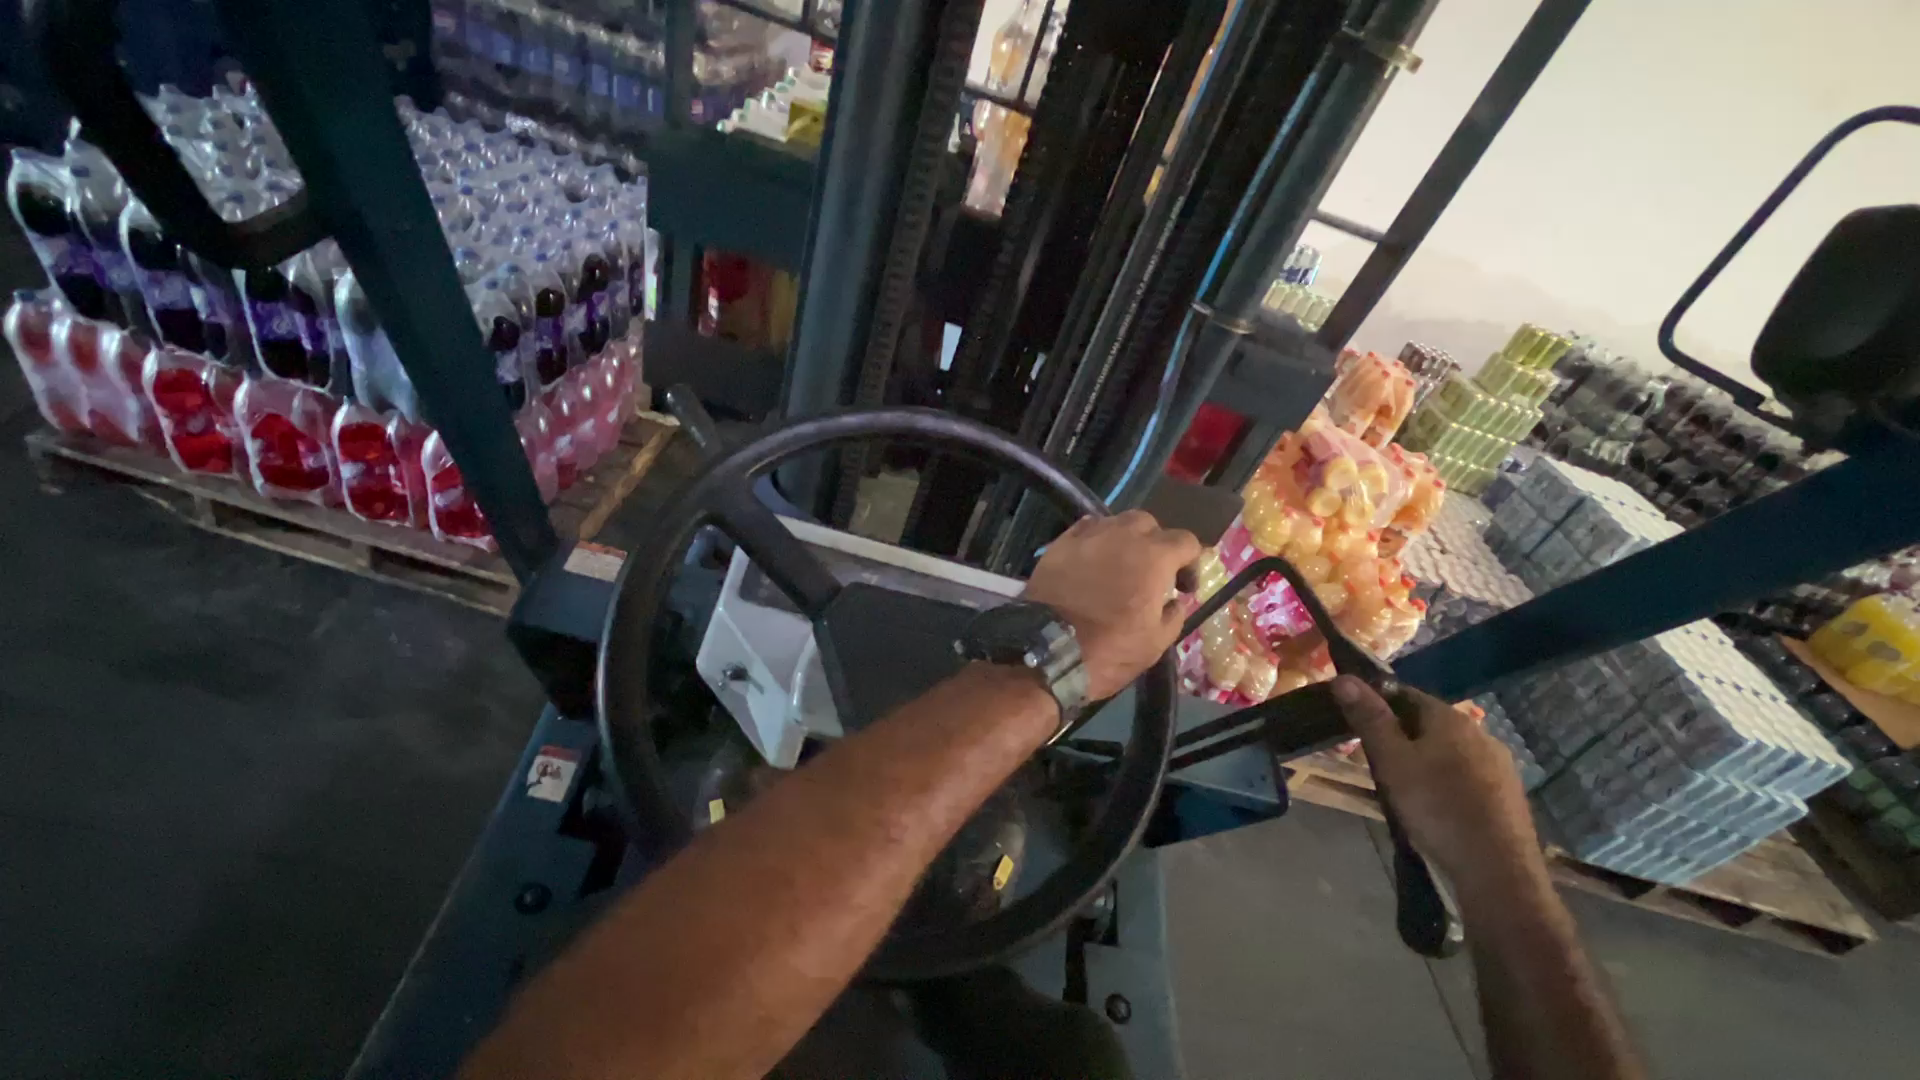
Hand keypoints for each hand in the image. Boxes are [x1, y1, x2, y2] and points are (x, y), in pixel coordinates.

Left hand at [1024, 510, 1199, 698]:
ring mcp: (1089, 536)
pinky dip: (1097, 538)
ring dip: (1125, 538)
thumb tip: (1175, 601)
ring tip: (1120, 563)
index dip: (1191, 563)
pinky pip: (1087, 528)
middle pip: (1149, 524)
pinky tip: (1094, 557)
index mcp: (1154, 557)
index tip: (1183, 588)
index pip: (1186, 541)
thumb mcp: (1156, 643)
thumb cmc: (1109, 650)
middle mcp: (1123, 536)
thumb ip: (1174, 615)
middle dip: (1156, 544)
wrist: (1048, 651)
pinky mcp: (1061, 543)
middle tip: (1151, 572)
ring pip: (1116, 522)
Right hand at [1330, 676, 1542, 892]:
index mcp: (1450, 718)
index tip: (1356, 727)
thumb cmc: (1437, 808)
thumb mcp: (1392, 762)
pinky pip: (1467, 776)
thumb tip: (1344, 678)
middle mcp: (1480, 733)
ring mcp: (1500, 765)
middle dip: (1400, 736)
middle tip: (1375, 763)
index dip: (1376, 706)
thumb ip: (1369, 719)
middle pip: (1428, 724)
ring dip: (1425, 760)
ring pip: (1448, 751)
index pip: (1404, 694)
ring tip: (1403, 789)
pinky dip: (1446, 782)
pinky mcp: (1508, 795)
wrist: (1497, 872)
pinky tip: (1437, 807)